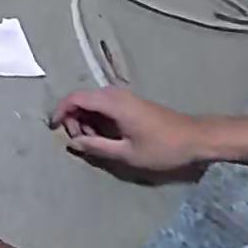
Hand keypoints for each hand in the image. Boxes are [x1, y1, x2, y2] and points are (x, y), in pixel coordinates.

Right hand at [50, 88, 214, 174]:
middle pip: (81, 100)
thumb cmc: (162, 147)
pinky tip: (105, 138)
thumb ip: (96, 147)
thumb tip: (73, 142)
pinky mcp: (128, 104)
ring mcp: (122, 97)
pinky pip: (102, 107)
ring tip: (94, 144)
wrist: (194, 138)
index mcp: (112, 103)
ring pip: (91, 104)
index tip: (53, 128)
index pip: (75, 98)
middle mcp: (114, 94)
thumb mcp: (127, 153)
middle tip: (80, 142)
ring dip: (85, 122)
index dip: (60, 111)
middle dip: (73, 120)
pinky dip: (96, 121)